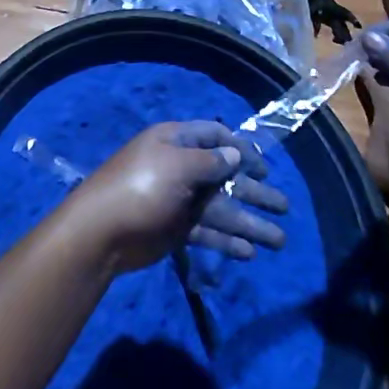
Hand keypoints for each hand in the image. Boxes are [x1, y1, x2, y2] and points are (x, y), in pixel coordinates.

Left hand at [61, 122, 287, 273]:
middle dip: (253, 189)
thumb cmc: (141, 187)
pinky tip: (250, 252)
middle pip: (223, 175)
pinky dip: (228, 240)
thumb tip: (235, 153)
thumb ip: (210, 161)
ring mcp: (178, 199)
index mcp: (174, 141)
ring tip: (279, 240)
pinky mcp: (176, 228)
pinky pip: (208, 231)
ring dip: (249, 222)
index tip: (264, 166)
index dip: (239, 147)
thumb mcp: (177, 166)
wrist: (104, 230)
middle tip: (284, 207)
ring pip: (221, 208)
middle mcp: (179, 166)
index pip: (213, 136)